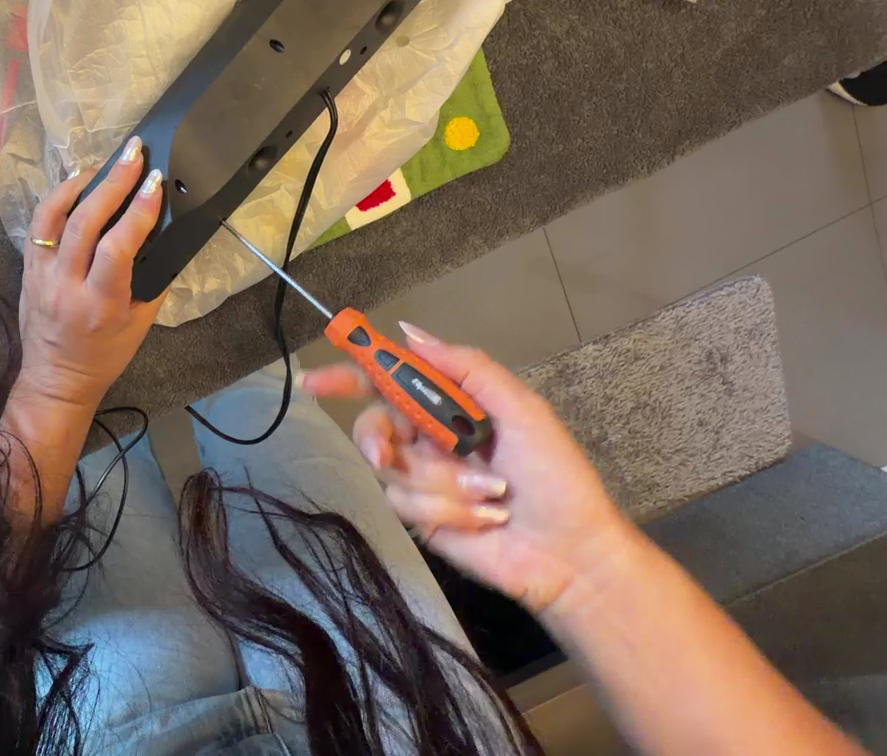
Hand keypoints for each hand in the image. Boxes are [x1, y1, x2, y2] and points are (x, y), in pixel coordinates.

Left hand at [14, 139, 166, 410]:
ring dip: (79, 183)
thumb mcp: (141, 323)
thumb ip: (152, 278)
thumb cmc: (105, 355)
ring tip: (103, 164)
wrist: (56, 378)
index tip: (155, 182)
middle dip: (112, 182)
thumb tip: (162, 232)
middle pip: (85, 222)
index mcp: (100, 304)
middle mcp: (66, 285)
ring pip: (53, 216)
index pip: (117, 248)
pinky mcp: (27, 268)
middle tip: (134, 153)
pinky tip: (75, 183)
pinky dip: (57, 199)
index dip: (138, 211)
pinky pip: (38, 224)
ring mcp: (41, 274)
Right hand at [304, 326, 641, 615]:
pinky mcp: (418, 516)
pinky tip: (483, 518)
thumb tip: (406, 332)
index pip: (386, 382)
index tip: (313, 380)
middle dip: (377, 438)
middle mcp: (425, 438)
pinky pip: (404, 502)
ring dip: (440, 482)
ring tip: (488, 494)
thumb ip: (465, 367)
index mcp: (446, 408)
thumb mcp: (520, 410)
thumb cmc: (554, 476)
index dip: (347, 376)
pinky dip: (445, 509)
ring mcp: (419, 478)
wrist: (572, 554)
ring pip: (390, 468)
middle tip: (386, 454)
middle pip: (371, 424)